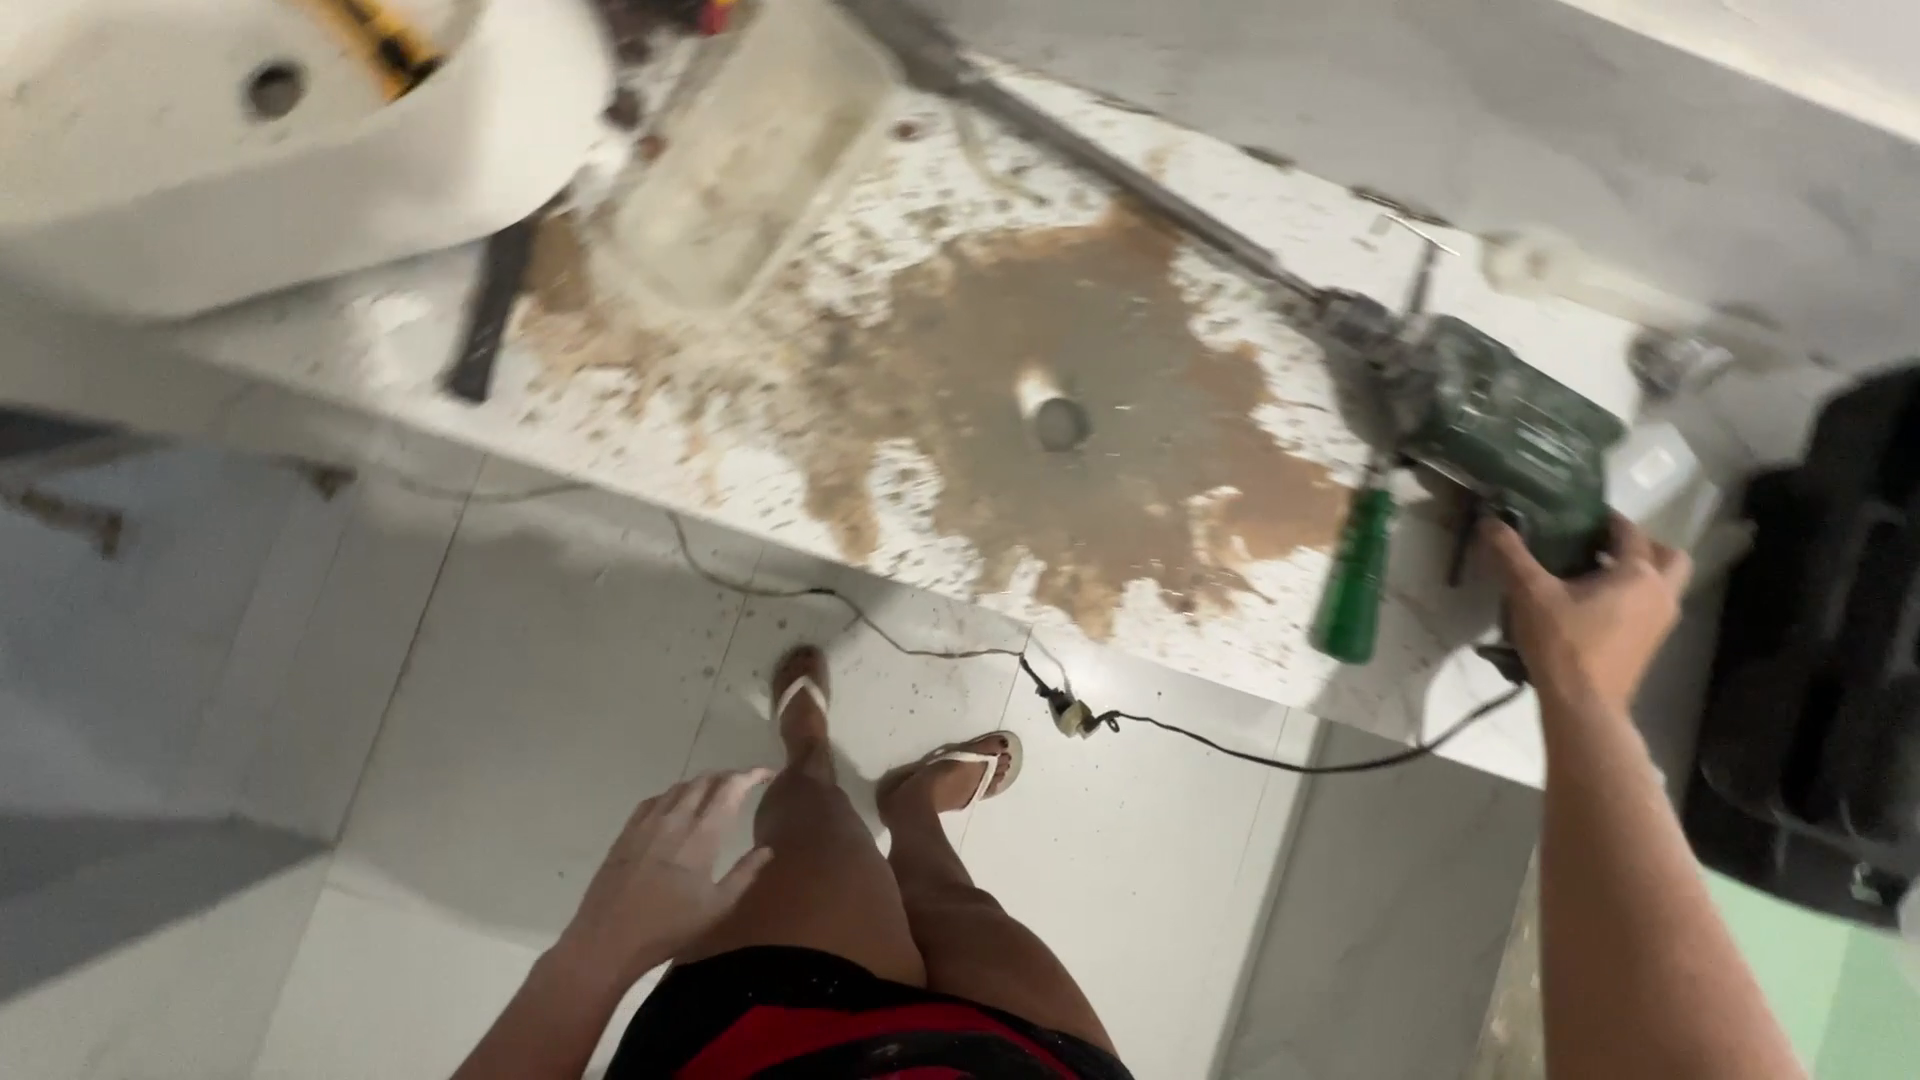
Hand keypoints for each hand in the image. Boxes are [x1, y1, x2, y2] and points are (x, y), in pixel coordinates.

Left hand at [552, 770, 773, 988]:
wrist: (605, 942)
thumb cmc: (668, 928)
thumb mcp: (717, 907)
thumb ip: (745, 873)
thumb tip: (767, 850)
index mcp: (703, 834)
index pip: (732, 787)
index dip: (751, 774)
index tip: (766, 773)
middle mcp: (677, 818)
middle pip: (706, 779)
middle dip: (729, 776)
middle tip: (744, 785)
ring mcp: (648, 822)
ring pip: (680, 786)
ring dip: (702, 784)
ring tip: (714, 794)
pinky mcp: (627, 832)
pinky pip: (655, 799)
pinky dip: (674, 795)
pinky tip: (676, 808)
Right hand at [1482, 515, 1691, 713]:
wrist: (1583, 702)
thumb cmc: (1561, 642)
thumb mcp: (1529, 593)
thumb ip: (1511, 555)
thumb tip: (1490, 521)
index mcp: (1638, 574)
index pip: (1630, 532)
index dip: (1606, 519)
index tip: (1578, 514)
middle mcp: (1662, 592)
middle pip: (1668, 556)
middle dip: (1640, 545)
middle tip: (1600, 546)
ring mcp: (1662, 620)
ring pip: (1663, 582)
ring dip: (1638, 571)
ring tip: (1593, 574)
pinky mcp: (1652, 641)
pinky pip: (1651, 603)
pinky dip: (1632, 594)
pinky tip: (1594, 604)